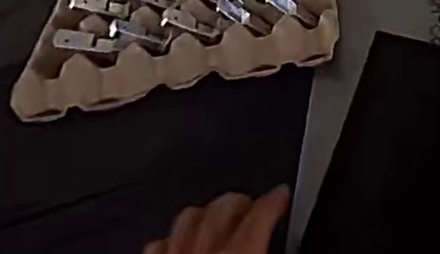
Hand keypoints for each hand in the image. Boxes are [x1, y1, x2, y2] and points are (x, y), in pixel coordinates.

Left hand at [142, 185, 289, 253]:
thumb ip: (264, 245)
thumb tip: (278, 238)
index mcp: (238, 252)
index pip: (261, 211)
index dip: (275, 197)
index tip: (282, 193)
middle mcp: (204, 251)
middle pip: (223, 206)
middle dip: (240, 201)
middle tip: (253, 206)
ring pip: (186, 219)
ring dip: (205, 215)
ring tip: (218, 218)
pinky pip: (157, 246)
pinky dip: (171, 241)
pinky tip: (178, 244)